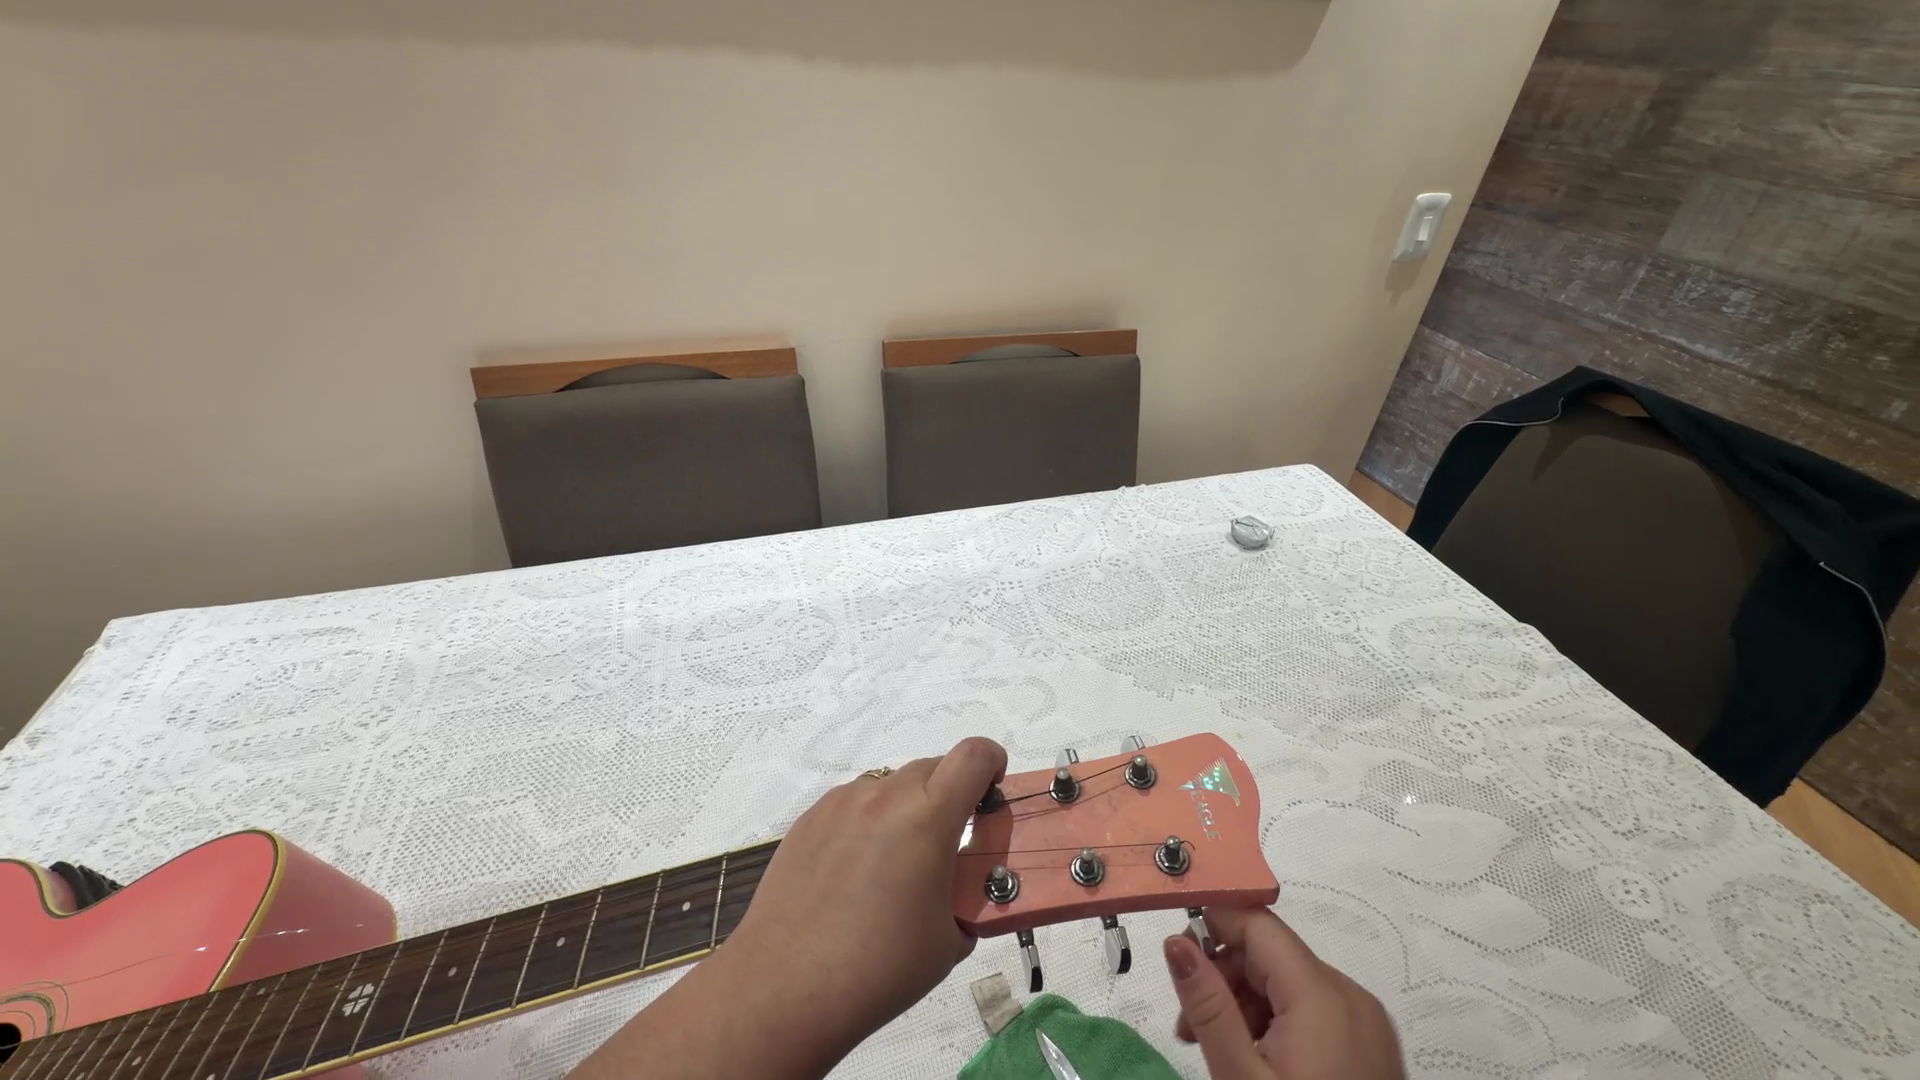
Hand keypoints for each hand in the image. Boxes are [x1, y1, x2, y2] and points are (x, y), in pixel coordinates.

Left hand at [721, 736, 1007, 1064]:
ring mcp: (840, 804)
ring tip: (895, 868)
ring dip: (907, 808)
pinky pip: (854, 805)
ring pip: (890, 785)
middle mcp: (883, 795)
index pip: (974, 755)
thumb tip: (964, 886)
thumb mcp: (950, 938)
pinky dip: (869, 823)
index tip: (993, 795)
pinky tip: (855, 876)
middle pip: (933, 767)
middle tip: (947, 846)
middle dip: (951, 794)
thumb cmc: (879, 967)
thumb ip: (968, 895)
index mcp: (927, 816)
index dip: (993, 764)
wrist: (785, 987)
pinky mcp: (808, 820)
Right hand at [1163, 907, 1406, 1079]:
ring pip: (1288, 983)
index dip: (1212, 923)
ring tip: (1215, 1049)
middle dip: (1222, 978)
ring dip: (1244, 1004)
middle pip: (1270, 955)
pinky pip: (1312, 1011)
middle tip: (1187, 1028)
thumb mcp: (1240, 1076)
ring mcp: (1366, 1023)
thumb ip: (1206, 1003)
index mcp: (1322, 994)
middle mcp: (1351, 995)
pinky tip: (1256, 1061)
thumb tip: (1175, 940)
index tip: (1175, 952)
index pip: (1257, 924)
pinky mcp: (1371, 1047)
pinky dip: (1276, 1023)